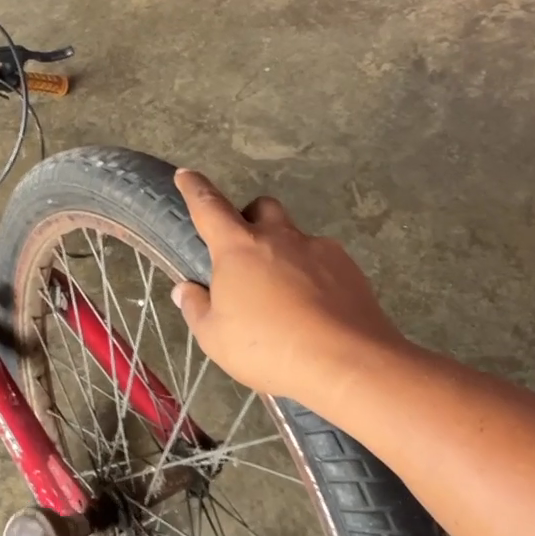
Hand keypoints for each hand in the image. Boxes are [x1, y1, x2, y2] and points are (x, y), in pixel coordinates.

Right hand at [171, 169, 411, 403]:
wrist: (345, 361)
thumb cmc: (268, 346)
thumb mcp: (216, 337)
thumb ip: (197, 309)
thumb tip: (185, 290)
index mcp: (238, 247)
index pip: (209, 207)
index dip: (194, 189)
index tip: (187, 175)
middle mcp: (279, 237)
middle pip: (262, 207)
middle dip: (251, 218)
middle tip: (246, 253)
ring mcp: (319, 249)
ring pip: (296, 237)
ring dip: (285, 253)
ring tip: (285, 295)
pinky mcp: (349, 268)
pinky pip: (324, 262)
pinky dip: (315, 276)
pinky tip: (316, 309)